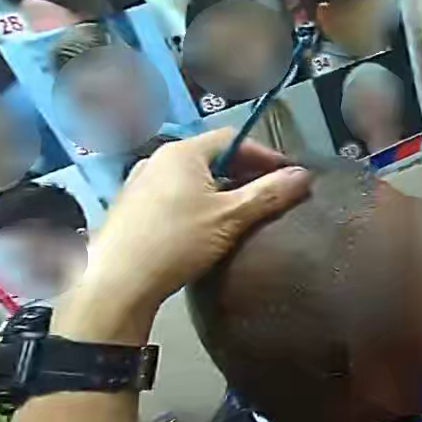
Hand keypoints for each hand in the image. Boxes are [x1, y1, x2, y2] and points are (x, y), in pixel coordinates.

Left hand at [55, 132, 309, 343]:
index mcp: (183, 152)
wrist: (117, 283)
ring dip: (223, 187)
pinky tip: (208, 224)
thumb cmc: (178, 241)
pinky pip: (175, 192)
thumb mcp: (232, 217)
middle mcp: (158, 159)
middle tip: (271, 193)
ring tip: (244, 210)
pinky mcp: (132, 207)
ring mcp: (140, 182)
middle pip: (213, 155)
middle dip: (246, 171)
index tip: (288, 175)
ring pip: (193, 175)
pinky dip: (199, 200)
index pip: (234, 138)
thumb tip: (303, 174)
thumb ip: (270, 193)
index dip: (266, 154)